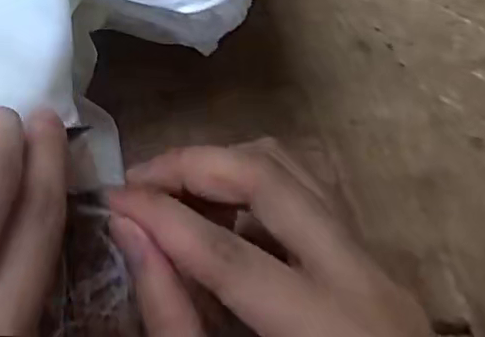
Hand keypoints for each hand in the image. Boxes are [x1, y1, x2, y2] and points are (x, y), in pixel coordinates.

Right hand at [107, 141, 427, 336]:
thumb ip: (173, 315)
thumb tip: (127, 230)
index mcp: (335, 331)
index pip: (227, 253)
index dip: (157, 217)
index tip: (108, 200)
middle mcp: (367, 282)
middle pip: (263, 173)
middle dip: (187, 165)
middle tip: (138, 184)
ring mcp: (376, 263)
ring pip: (284, 164)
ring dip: (217, 166)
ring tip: (174, 194)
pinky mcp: (370, 257)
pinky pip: (299, 186)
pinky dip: (244, 183)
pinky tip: (217, 217)